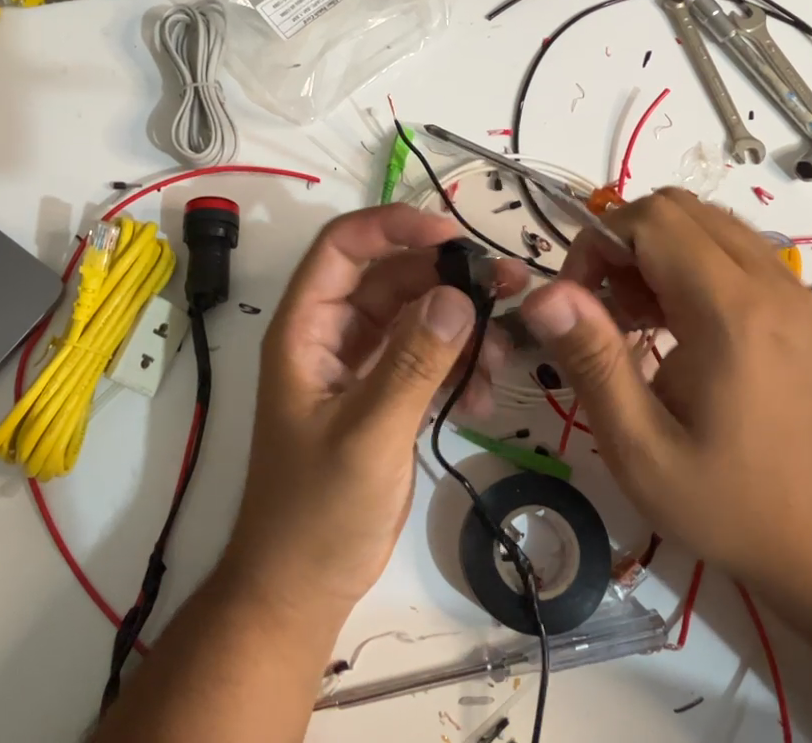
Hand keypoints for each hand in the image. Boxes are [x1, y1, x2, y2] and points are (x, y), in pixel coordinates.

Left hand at [222, 205, 525, 622]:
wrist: (303, 583)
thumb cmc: (317, 510)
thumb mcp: (367, 433)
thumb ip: (413, 364)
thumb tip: (459, 296)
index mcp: (305, 329)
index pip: (343, 248)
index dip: (393, 227)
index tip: (454, 236)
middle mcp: (332, 337)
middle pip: (391, 279)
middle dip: (446, 278)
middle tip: (508, 287)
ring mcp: (360, 367)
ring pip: (416, 318)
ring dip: (461, 326)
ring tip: (503, 353)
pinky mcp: (385, 397)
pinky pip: (427, 360)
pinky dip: (456, 368)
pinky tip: (480, 399)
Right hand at [517, 188, 811, 582]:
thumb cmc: (725, 501)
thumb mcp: (638, 447)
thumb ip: (592, 360)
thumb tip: (542, 293)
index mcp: (732, 313)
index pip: (652, 220)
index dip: (598, 245)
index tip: (578, 305)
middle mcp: (770, 283)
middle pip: (678, 208)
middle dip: (622, 243)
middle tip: (603, 312)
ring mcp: (791, 291)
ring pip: (704, 222)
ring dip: (653, 252)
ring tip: (636, 320)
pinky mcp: (797, 305)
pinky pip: (731, 248)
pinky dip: (687, 264)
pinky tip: (673, 325)